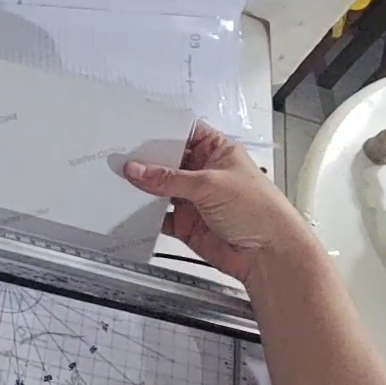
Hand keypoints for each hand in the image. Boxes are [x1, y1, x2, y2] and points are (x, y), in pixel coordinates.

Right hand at [123, 123, 313, 284]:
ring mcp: (193, 199)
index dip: (160, 130)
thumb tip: (137, 170)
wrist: (267, 255)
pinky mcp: (186, 223)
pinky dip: (145, 215)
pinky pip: (159, 217)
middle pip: (166, 161)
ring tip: (118, 181)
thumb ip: (169, 178)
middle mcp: (203, 172)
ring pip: (159, 189)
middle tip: (120, 157)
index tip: (134, 129)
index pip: (183, 133)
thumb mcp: (210, 185)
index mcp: (216, 151)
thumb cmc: (259, 211)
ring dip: (142, 188)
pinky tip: (130, 210)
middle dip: (145, 161)